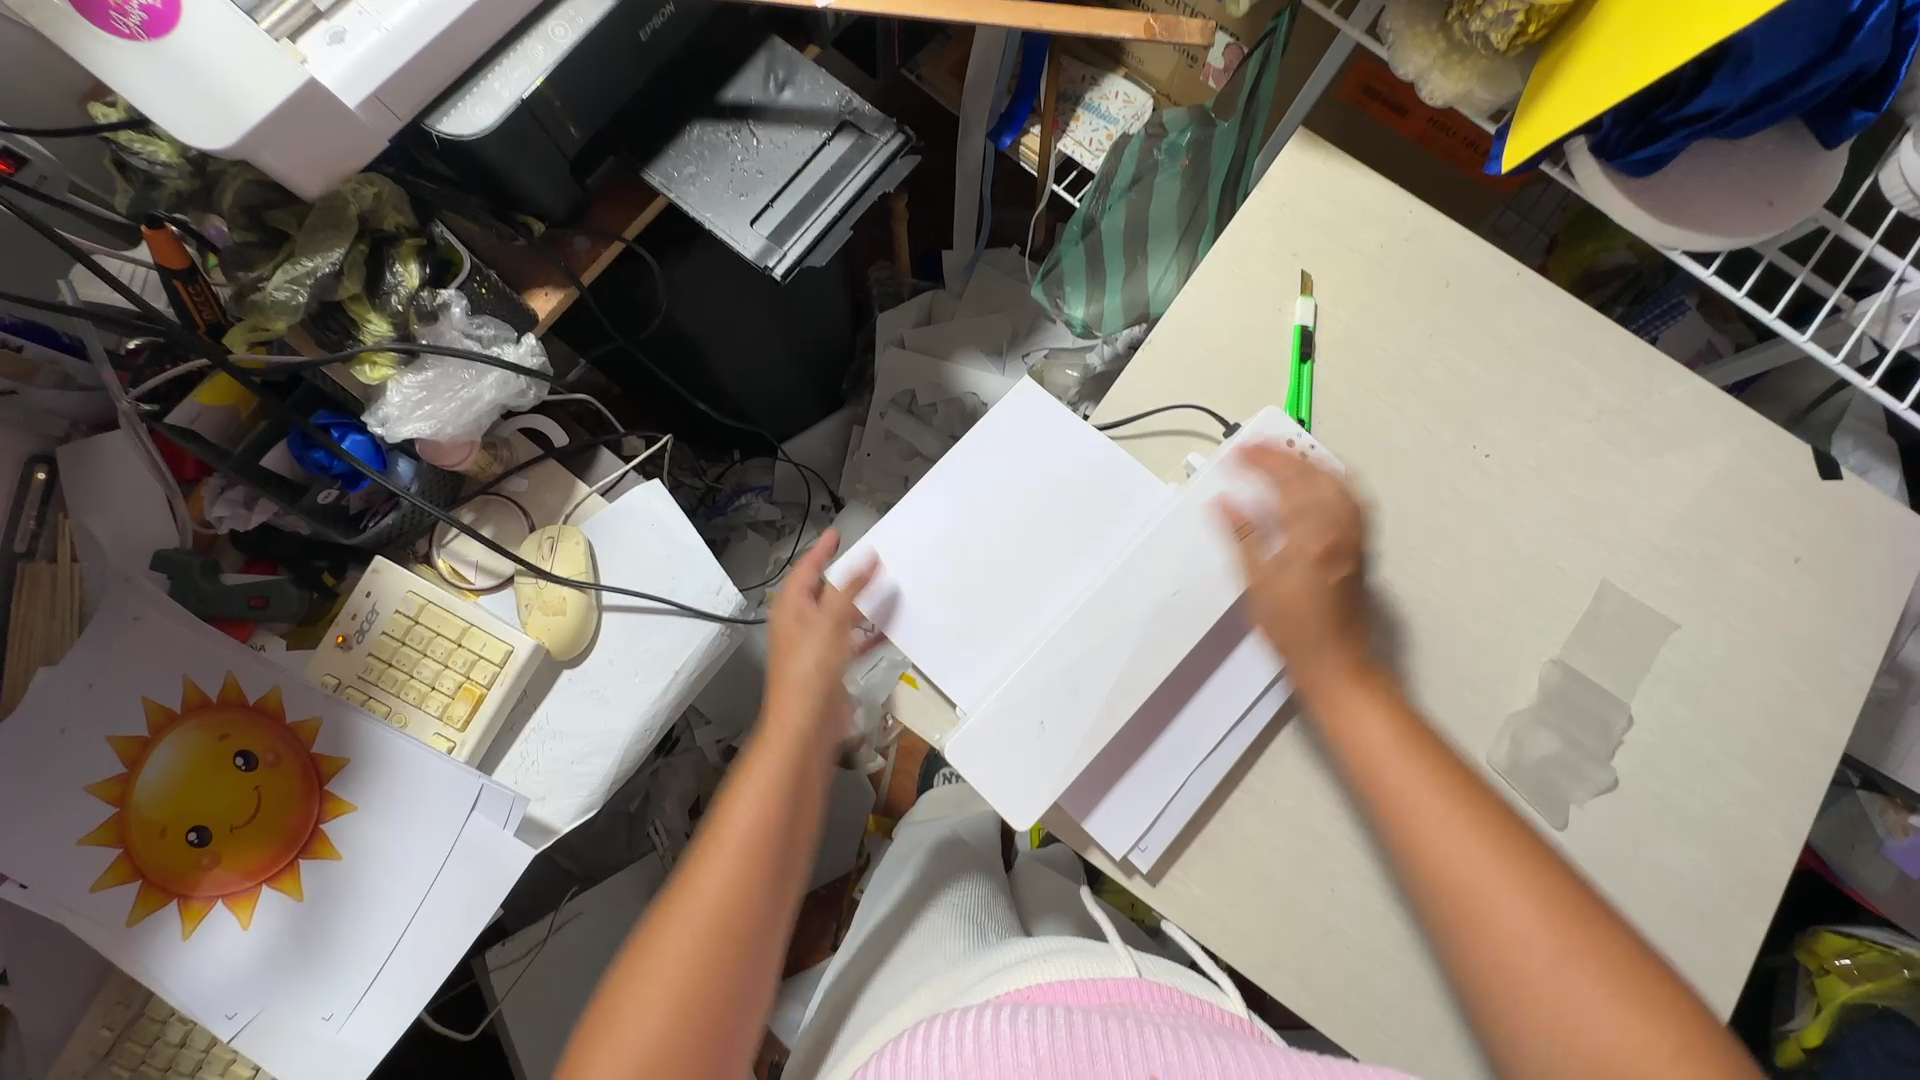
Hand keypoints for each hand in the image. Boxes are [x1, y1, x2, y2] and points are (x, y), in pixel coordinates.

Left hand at [760, 527, 879, 754]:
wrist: (806, 725)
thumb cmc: (810, 670)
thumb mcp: (830, 621)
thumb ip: (850, 589)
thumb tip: (869, 558)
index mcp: (792, 608)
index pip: (806, 570)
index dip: (821, 551)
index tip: (837, 533)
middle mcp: (801, 625)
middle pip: (824, 592)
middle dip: (845, 577)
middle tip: (867, 559)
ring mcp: (816, 647)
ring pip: (841, 618)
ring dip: (861, 605)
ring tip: (884, 588)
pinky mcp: (832, 668)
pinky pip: (853, 643)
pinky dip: (870, 635)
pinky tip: (889, 629)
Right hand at [1217, 442, 1373, 694]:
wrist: (1336, 661)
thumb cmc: (1291, 628)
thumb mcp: (1256, 581)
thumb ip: (1242, 535)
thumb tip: (1223, 502)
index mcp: (1310, 533)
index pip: (1285, 480)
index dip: (1260, 461)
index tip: (1236, 453)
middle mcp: (1339, 526)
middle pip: (1313, 474)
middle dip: (1283, 455)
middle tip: (1254, 448)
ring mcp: (1355, 534)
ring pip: (1337, 481)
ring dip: (1309, 463)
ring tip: (1283, 457)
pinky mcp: (1361, 545)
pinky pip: (1351, 498)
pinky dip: (1331, 480)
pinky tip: (1318, 482)